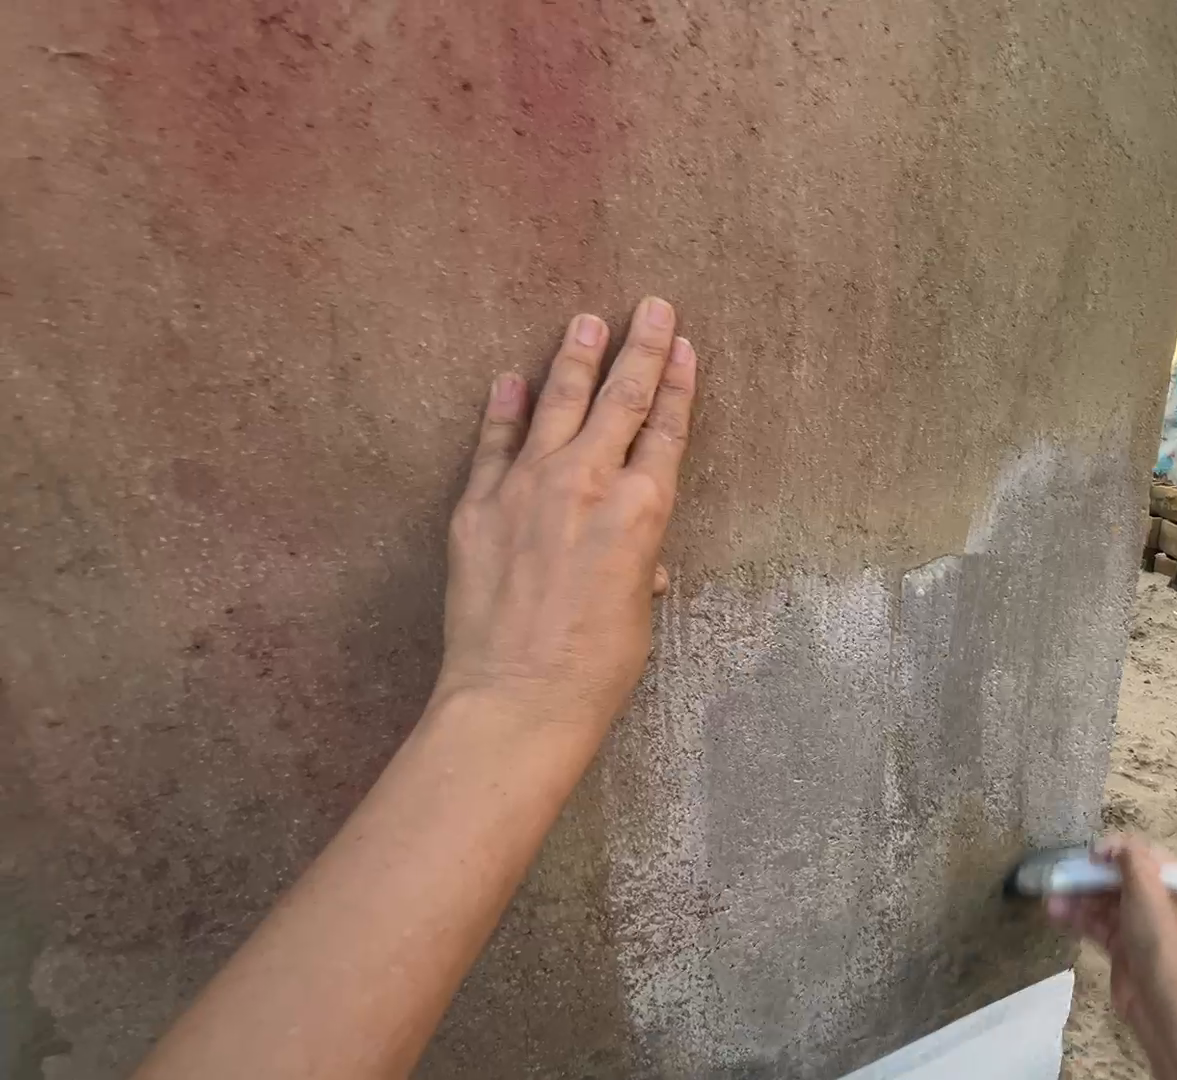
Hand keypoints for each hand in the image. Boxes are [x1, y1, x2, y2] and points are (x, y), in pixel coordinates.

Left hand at [435, 297, 696, 726]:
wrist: (521, 695)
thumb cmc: (602, 660)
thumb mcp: (639, 604)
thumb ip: (636, 559)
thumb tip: (634, 555)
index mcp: (643, 509)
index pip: (666, 430)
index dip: (678, 384)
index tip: (684, 346)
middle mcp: (589, 484)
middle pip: (620, 401)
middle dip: (640, 349)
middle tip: (651, 306)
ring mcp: (528, 488)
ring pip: (558, 406)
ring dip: (575, 359)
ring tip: (588, 320)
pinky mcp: (478, 506)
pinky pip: (494, 444)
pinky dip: (504, 410)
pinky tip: (511, 379)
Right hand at [1046, 835, 1176, 1031]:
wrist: (1161, 1005)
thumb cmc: (1159, 941)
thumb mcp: (1147, 889)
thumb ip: (1130, 858)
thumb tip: (1112, 846)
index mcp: (1175, 886)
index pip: (1144, 856)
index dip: (1117, 851)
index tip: (1094, 855)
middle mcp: (1158, 904)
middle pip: (1118, 879)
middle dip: (1089, 875)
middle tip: (1064, 872)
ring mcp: (1138, 927)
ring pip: (1103, 901)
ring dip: (1077, 896)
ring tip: (1050, 895)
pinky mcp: (1121, 948)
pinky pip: (1096, 924)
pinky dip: (1076, 917)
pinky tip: (1054, 912)